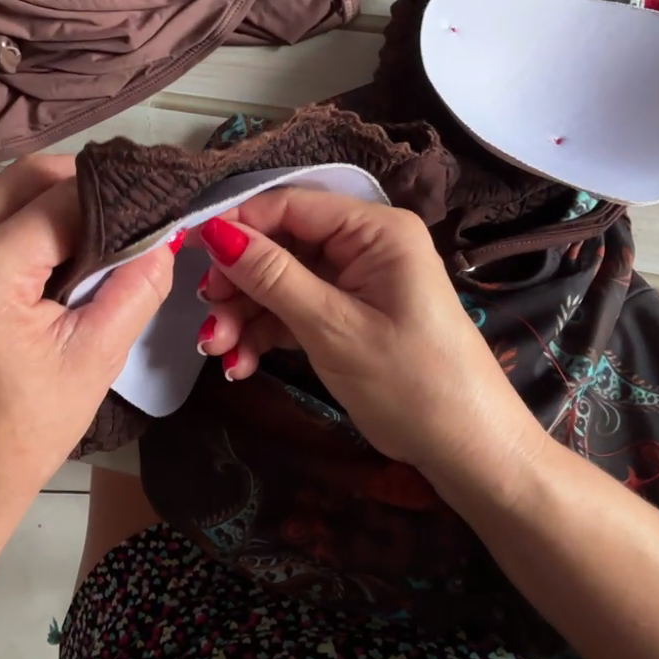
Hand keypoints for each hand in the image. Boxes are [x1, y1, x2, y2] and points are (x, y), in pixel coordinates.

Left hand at [0, 154, 175, 545]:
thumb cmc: (27, 430)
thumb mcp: (97, 358)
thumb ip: (138, 286)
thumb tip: (166, 232)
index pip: (61, 200)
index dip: (117, 197)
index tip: (159, 204)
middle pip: (25, 176)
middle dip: (85, 184)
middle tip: (133, 212)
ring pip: (5, 191)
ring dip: (57, 200)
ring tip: (105, 232)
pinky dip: (31, 220)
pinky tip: (65, 251)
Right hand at [191, 189, 544, 469]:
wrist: (467, 451)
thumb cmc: (411, 382)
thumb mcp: (333, 327)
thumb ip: (272, 277)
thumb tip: (214, 232)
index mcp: (375, 230)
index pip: (292, 207)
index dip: (238, 224)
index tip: (191, 251)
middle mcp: (363, 247)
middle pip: (280, 248)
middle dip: (238, 284)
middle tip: (205, 317)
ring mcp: (353, 283)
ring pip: (279, 284)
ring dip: (243, 316)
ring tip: (218, 352)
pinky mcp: (344, 317)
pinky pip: (291, 313)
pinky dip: (263, 335)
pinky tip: (240, 364)